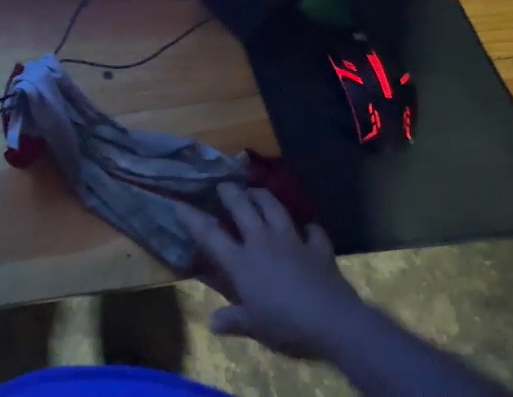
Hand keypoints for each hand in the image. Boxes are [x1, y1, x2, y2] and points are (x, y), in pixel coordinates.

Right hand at [179, 183, 369, 361]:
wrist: (334, 322)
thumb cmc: (285, 325)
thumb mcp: (254, 327)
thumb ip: (232, 320)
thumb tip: (212, 323)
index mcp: (240, 260)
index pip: (209, 234)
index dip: (192, 217)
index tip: (179, 204)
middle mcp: (262, 242)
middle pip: (242, 207)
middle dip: (230, 193)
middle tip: (224, 186)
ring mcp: (292, 241)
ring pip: (274, 208)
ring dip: (263, 197)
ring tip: (256, 192)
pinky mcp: (319, 248)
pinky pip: (314, 231)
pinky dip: (309, 228)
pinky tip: (307, 228)